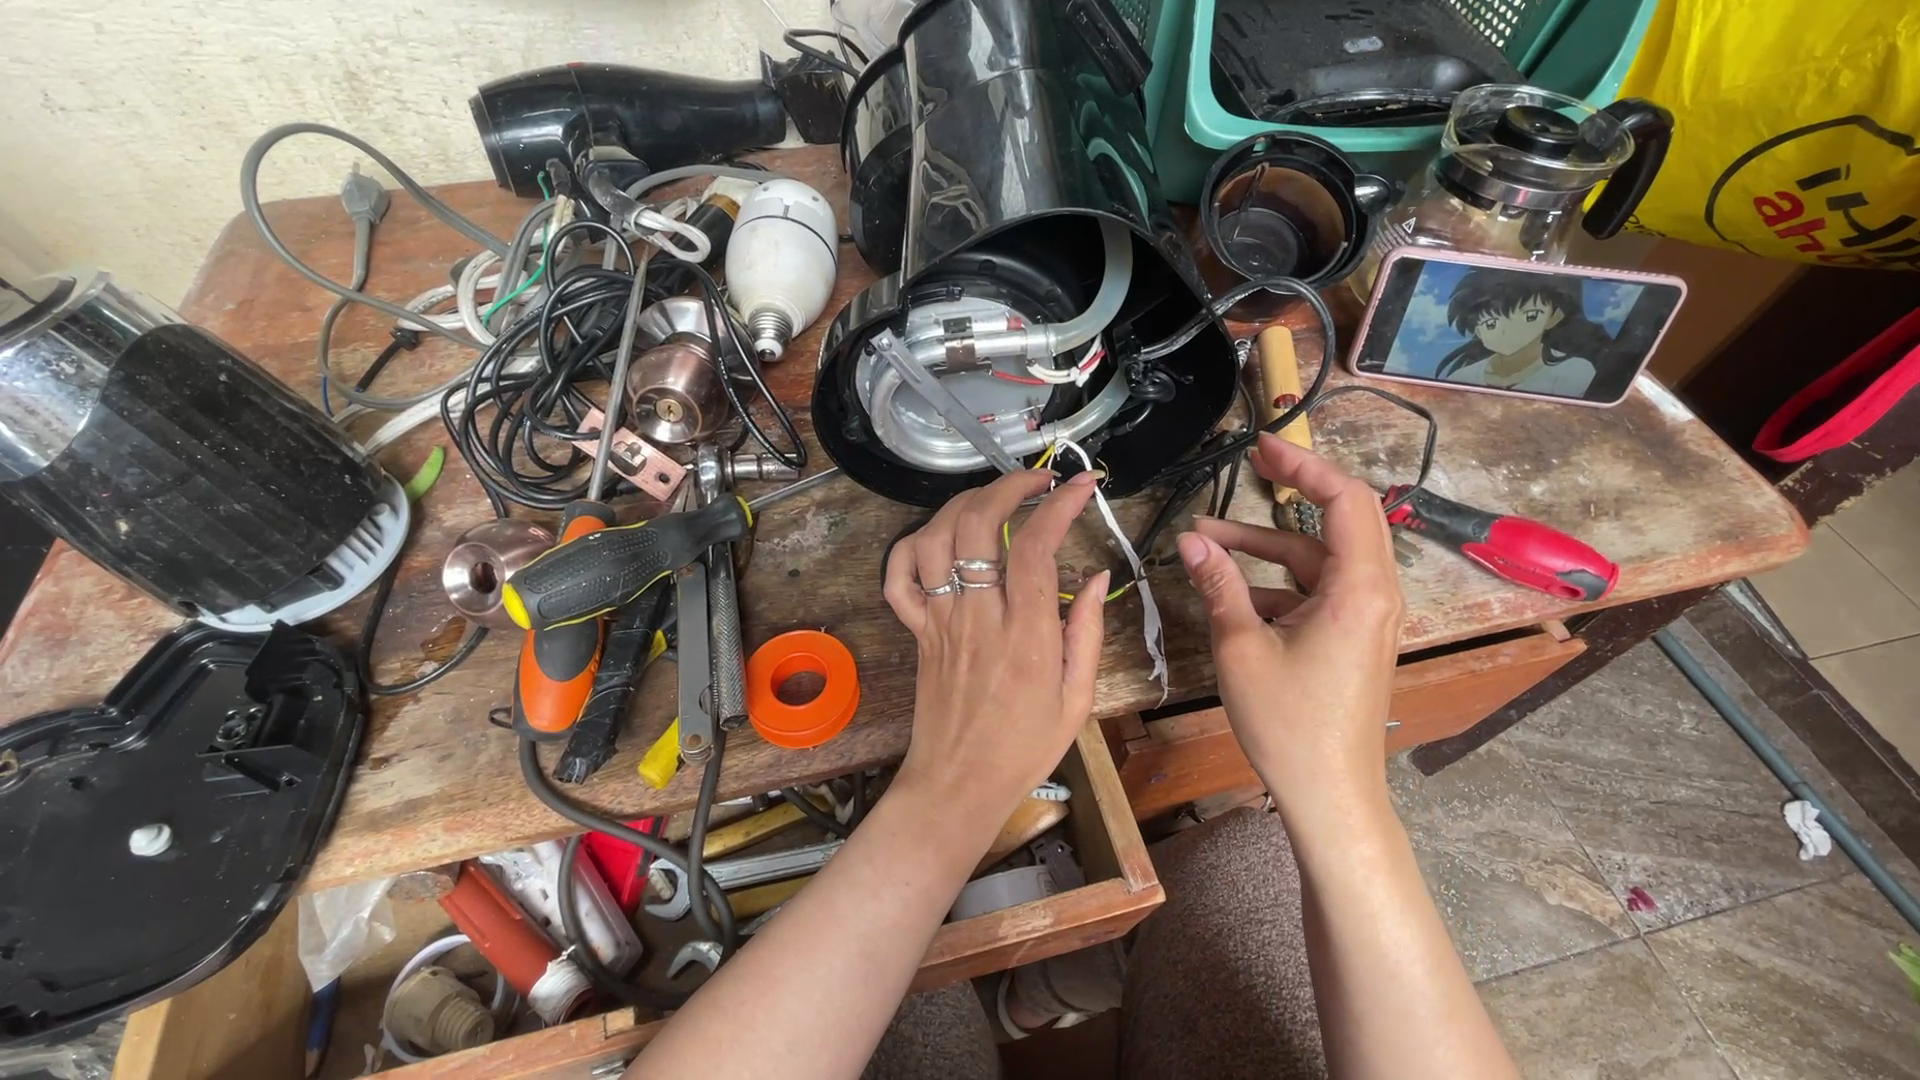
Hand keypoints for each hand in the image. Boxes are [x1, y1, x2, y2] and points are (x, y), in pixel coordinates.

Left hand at [883, 470, 1108, 831]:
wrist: (957, 784)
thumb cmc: (1024, 748)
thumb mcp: (1077, 699)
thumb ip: (1087, 632)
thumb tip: (1096, 577)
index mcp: (1026, 635)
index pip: (1037, 546)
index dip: (1059, 505)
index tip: (1081, 486)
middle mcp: (978, 616)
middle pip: (977, 524)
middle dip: (1008, 486)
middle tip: (1038, 482)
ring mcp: (940, 620)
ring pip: (934, 538)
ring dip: (963, 504)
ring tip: (995, 499)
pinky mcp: (917, 631)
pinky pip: (898, 578)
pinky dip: (910, 547)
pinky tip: (939, 539)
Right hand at [1176, 434, 1403, 799]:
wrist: (1328, 793)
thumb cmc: (1288, 721)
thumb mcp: (1241, 647)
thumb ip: (1218, 584)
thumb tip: (1190, 541)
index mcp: (1359, 588)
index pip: (1344, 501)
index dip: (1303, 466)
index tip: (1262, 447)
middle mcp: (1373, 594)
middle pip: (1339, 521)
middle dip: (1292, 491)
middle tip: (1248, 467)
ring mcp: (1364, 617)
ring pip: (1318, 559)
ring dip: (1266, 547)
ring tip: (1205, 543)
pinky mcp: (1350, 637)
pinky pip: (1316, 590)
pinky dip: (1275, 581)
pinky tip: (1229, 589)